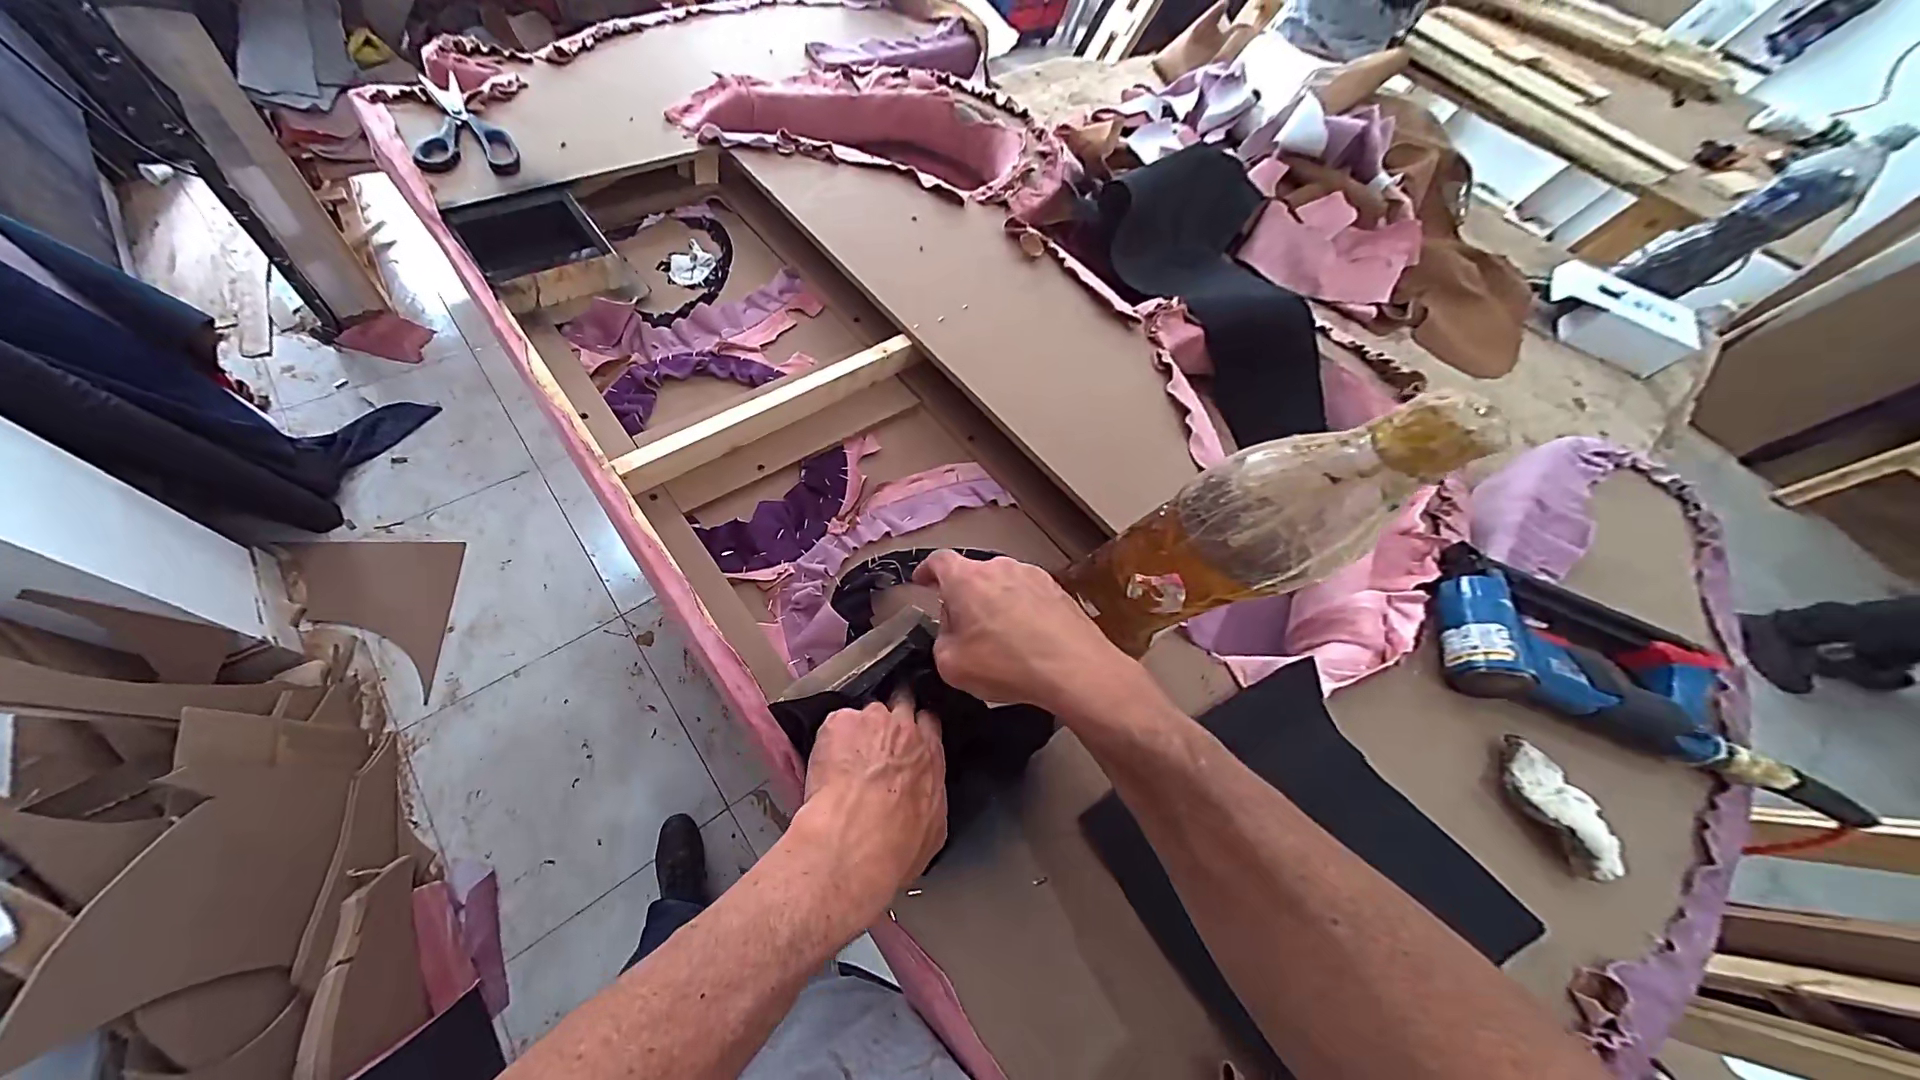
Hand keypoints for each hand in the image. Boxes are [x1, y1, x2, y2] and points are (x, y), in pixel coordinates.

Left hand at [796, 692, 946, 917]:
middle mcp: (904, 729)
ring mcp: (871, 721)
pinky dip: (830, 739)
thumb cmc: (894, 845)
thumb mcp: (933, 830)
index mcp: (930, 755)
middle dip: (891, 713)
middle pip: (902, 701)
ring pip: (865, 712)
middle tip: (875, 735)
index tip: (907, 736)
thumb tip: (922, 800)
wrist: (853, 842)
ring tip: (842, 755)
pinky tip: (823, 762)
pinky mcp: (839, 723)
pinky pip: (835, 723)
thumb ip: (930, 797)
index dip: (917, 725)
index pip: (929, 721)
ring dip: (857, 728)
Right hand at [914, 550, 1149, 717]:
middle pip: (972, 574)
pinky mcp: (1057, 589)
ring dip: (995, 604)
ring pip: (1002, 584)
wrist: (1074, 669)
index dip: (927, 571)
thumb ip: (941, 640)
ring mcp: (1032, 575)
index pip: (938, 561)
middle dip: (964, 597)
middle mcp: (999, 567)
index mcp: (966, 579)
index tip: (922, 580)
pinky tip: (1026, 639)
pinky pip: (1028, 596)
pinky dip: (1021, 612)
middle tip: (963, 627)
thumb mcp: (950, 664)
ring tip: (999, 638)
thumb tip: (951, 629)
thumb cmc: (1009, 664)